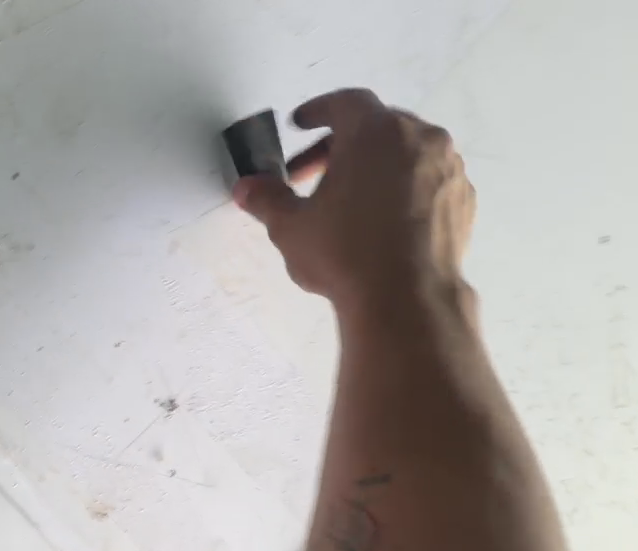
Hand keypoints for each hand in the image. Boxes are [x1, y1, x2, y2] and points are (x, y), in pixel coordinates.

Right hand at [234, 89, 475, 310]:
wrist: (403, 291)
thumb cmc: (341, 251)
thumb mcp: (287, 226)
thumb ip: (266, 199)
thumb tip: (246, 187)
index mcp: (374, 135)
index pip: (346, 102)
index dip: (318, 109)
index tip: (299, 122)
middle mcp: (419, 138)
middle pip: (375, 126)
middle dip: (336, 146)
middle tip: (305, 175)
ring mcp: (447, 164)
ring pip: (402, 150)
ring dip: (368, 165)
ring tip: (339, 200)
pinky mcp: (460, 193)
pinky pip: (423, 176)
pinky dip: (395, 185)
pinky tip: (372, 218)